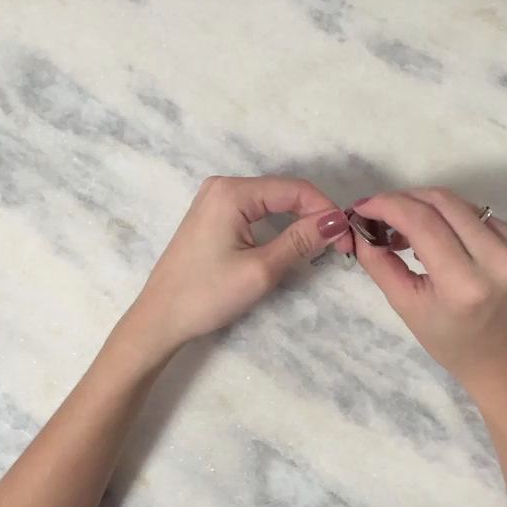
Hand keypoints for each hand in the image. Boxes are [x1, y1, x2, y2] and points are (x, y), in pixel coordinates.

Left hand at [124, 176, 353, 357]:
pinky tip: (291, 242)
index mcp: (232, 192)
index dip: (325, 210)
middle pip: (282, 192)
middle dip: (313, 214)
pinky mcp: (210, 218)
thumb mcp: (261, 270)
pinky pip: (253, 213)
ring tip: (320, 246)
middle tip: (339, 244)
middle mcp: (221, 187)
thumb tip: (336, 222)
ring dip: (297, 220)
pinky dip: (276, 225)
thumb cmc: (206, 295)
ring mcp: (213, 201)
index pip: (294, 189)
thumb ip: (300, 241)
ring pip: (270, 203)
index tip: (347, 237)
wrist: (160, 319)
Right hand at [351, 188, 506, 394]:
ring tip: (407, 232)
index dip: (389, 205)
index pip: (422, 222)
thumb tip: (360, 228)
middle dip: (404, 200)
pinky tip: (441, 240)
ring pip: (461, 204)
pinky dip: (453, 220)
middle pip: (443, 202)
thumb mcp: (406, 307)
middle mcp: (499, 260)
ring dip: (427, 208)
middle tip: (380, 214)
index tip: (364, 206)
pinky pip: (481, 214)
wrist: (506, 361)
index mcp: (464, 284)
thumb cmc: (451, 342)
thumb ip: (380, 263)